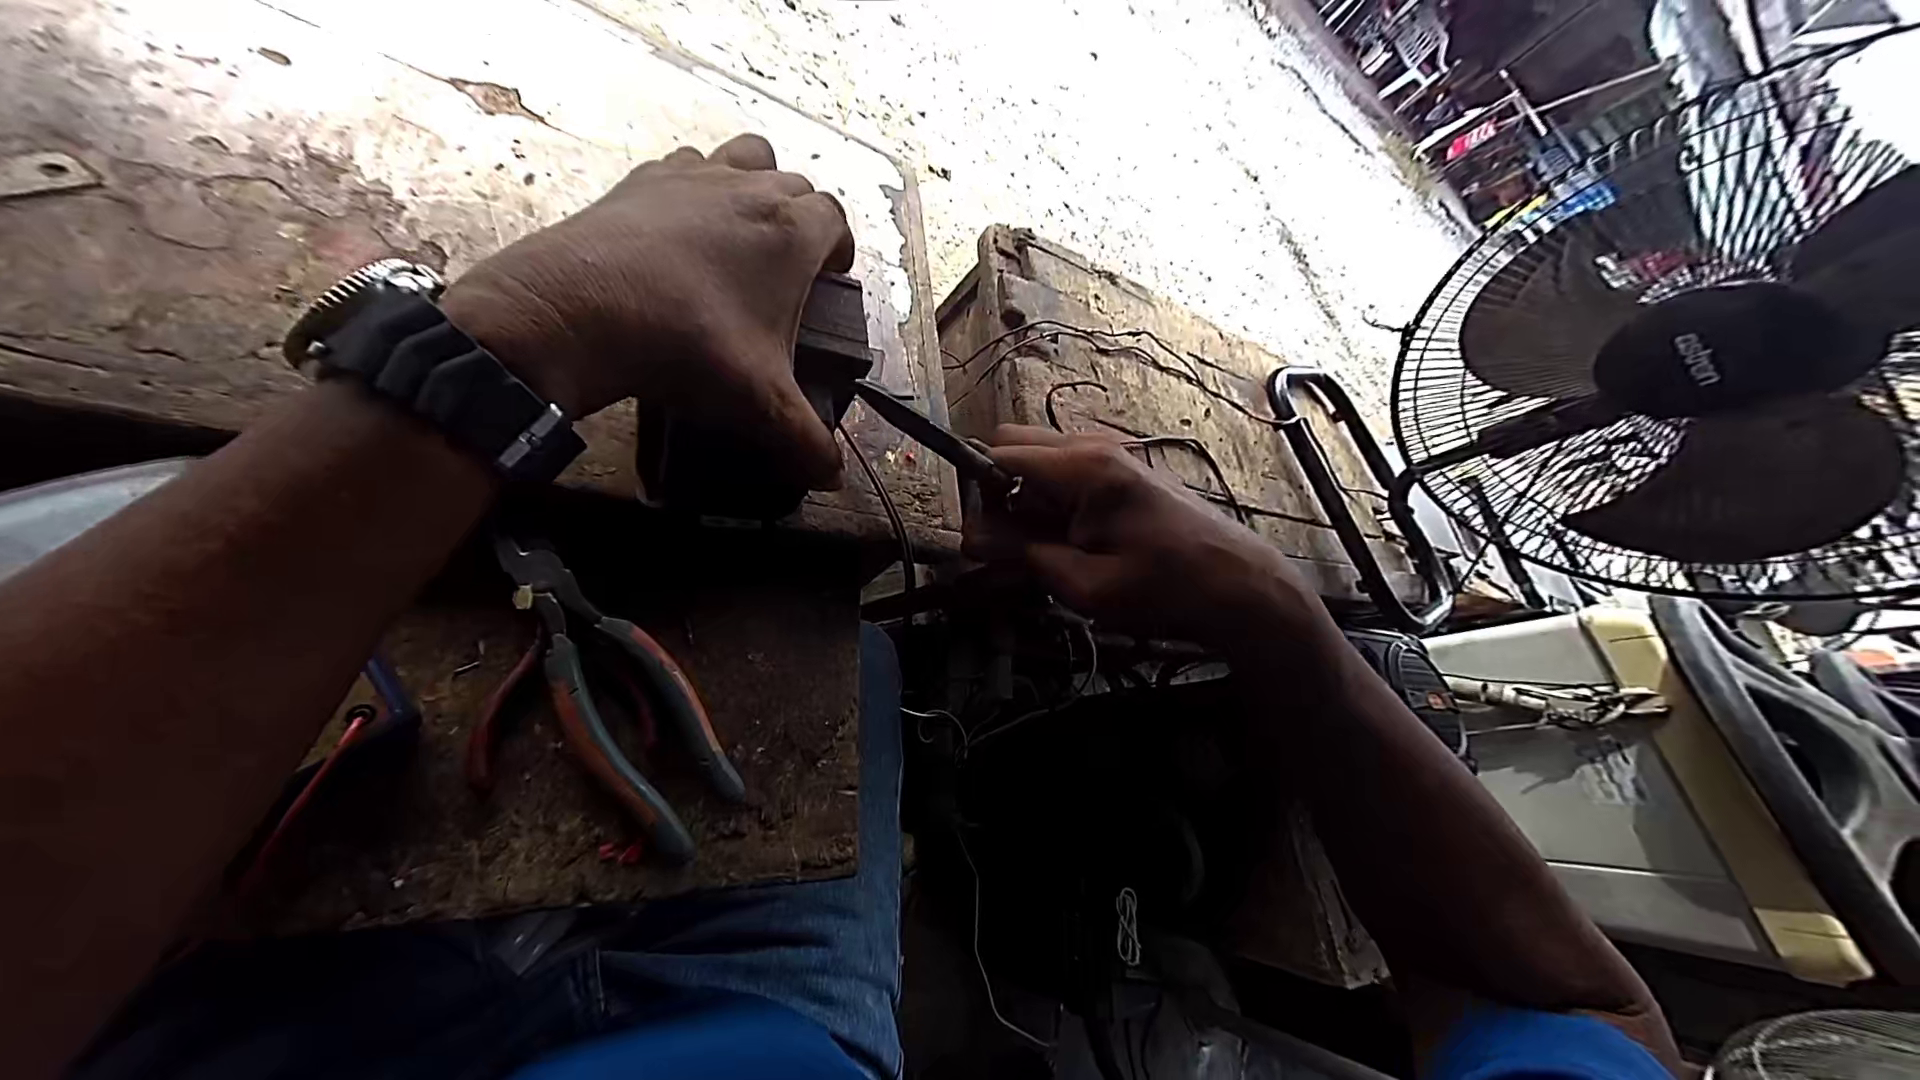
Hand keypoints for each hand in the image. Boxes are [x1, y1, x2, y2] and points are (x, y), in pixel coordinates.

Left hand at [440, 133, 853, 489]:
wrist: (578, 314)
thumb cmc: (689, 347)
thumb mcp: (761, 404)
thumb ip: (807, 442)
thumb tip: (833, 477)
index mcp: (789, 234)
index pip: (836, 219)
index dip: (840, 249)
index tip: (829, 280)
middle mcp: (746, 190)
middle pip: (795, 184)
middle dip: (803, 222)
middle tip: (789, 272)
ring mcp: (689, 176)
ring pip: (744, 157)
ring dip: (756, 189)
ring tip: (743, 240)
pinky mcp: (639, 180)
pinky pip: (685, 166)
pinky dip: (698, 190)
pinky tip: (684, 234)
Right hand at [963, 426, 1334, 649]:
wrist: (1240, 587)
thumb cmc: (1166, 589)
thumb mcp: (1084, 584)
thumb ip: (1021, 555)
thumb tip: (970, 537)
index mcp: (1084, 468)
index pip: (999, 455)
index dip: (979, 496)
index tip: (985, 538)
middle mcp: (1095, 446)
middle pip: (1015, 445)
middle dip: (998, 490)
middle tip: (1013, 542)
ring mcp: (1111, 454)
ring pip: (1038, 458)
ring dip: (1025, 498)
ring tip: (1045, 548)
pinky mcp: (1122, 470)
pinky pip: (1065, 472)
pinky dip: (1051, 500)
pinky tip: (1071, 540)